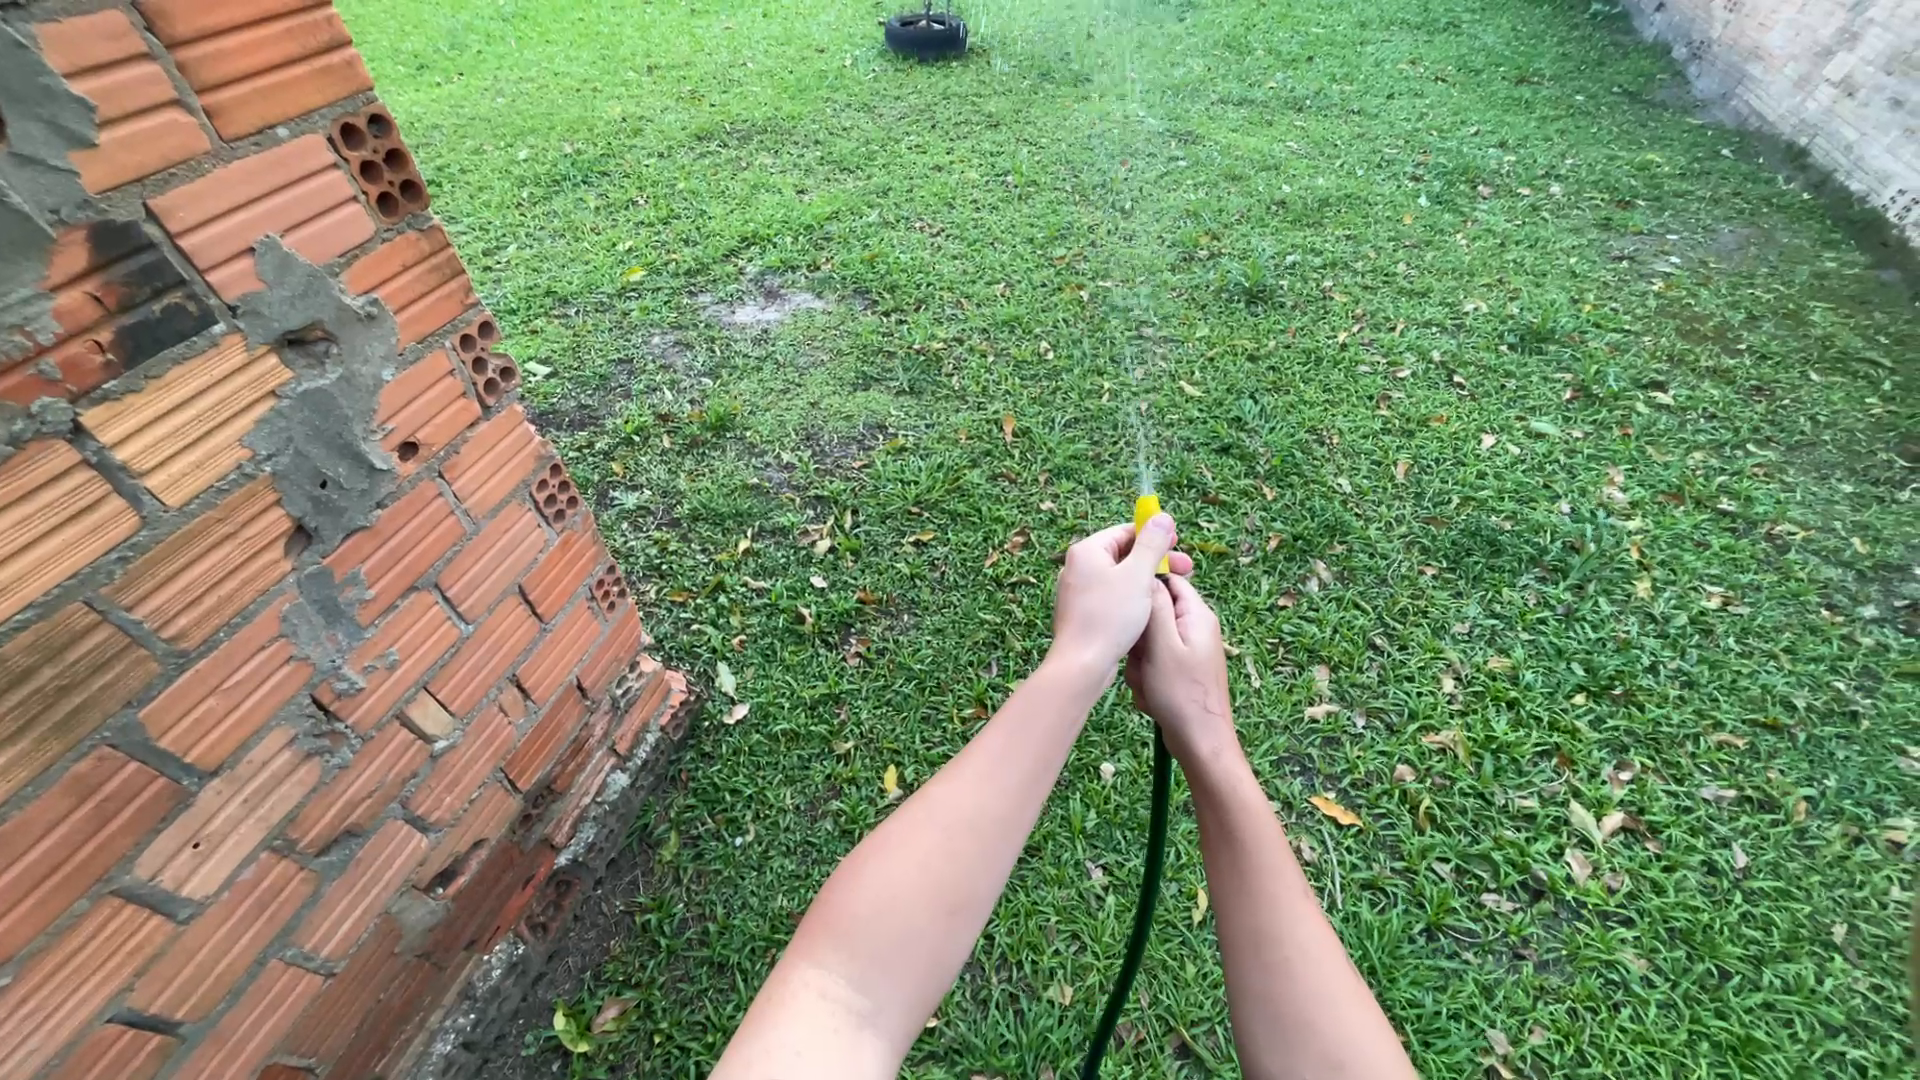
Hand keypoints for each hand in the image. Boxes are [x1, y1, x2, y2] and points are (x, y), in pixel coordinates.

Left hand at [1047, 514, 1191, 674]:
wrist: (1082, 663)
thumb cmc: (1109, 617)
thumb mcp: (1137, 576)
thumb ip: (1151, 545)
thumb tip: (1162, 517)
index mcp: (1087, 551)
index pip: (1124, 531)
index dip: (1154, 535)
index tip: (1178, 543)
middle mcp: (1077, 567)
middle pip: (1123, 553)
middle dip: (1156, 559)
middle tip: (1186, 568)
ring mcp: (1078, 590)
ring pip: (1119, 576)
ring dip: (1147, 578)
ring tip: (1173, 588)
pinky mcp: (1083, 611)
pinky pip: (1112, 595)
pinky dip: (1133, 595)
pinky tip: (1152, 607)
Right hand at [1125, 574, 1234, 763]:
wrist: (1200, 742)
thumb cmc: (1180, 692)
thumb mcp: (1162, 644)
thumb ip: (1156, 606)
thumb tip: (1149, 575)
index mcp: (1196, 615)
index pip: (1169, 580)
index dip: (1144, 589)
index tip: (1125, 608)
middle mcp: (1194, 629)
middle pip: (1153, 615)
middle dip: (1139, 638)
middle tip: (1140, 658)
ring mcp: (1187, 652)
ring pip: (1147, 643)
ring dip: (1139, 663)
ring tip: (1146, 681)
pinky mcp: (1178, 672)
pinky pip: (1152, 664)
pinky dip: (1146, 679)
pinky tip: (1151, 695)